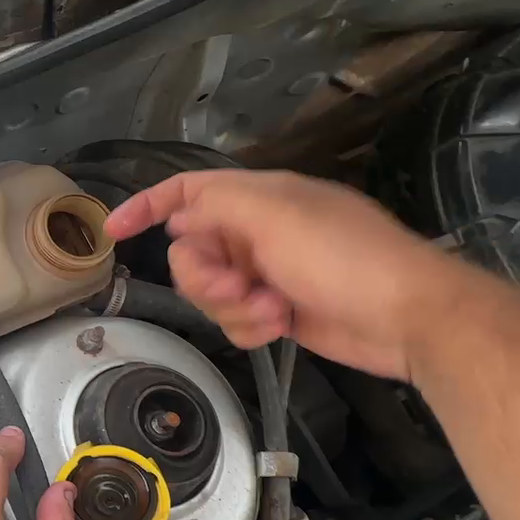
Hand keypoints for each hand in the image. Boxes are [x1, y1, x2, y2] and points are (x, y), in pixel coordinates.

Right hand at [103, 169, 474, 380]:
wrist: (407, 319)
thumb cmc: (345, 259)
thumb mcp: (275, 217)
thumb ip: (217, 206)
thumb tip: (178, 218)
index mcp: (257, 199)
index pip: (186, 192)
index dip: (145, 206)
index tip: (113, 232)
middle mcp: (255, 233)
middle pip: (189, 253)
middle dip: (205, 277)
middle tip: (238, 286)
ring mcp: (265, 273)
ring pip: (206, 293)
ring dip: (232, 306)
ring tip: (272, 309)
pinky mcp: (274, 309)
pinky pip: (231, 319)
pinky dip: (249, 326)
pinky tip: (279, 325)